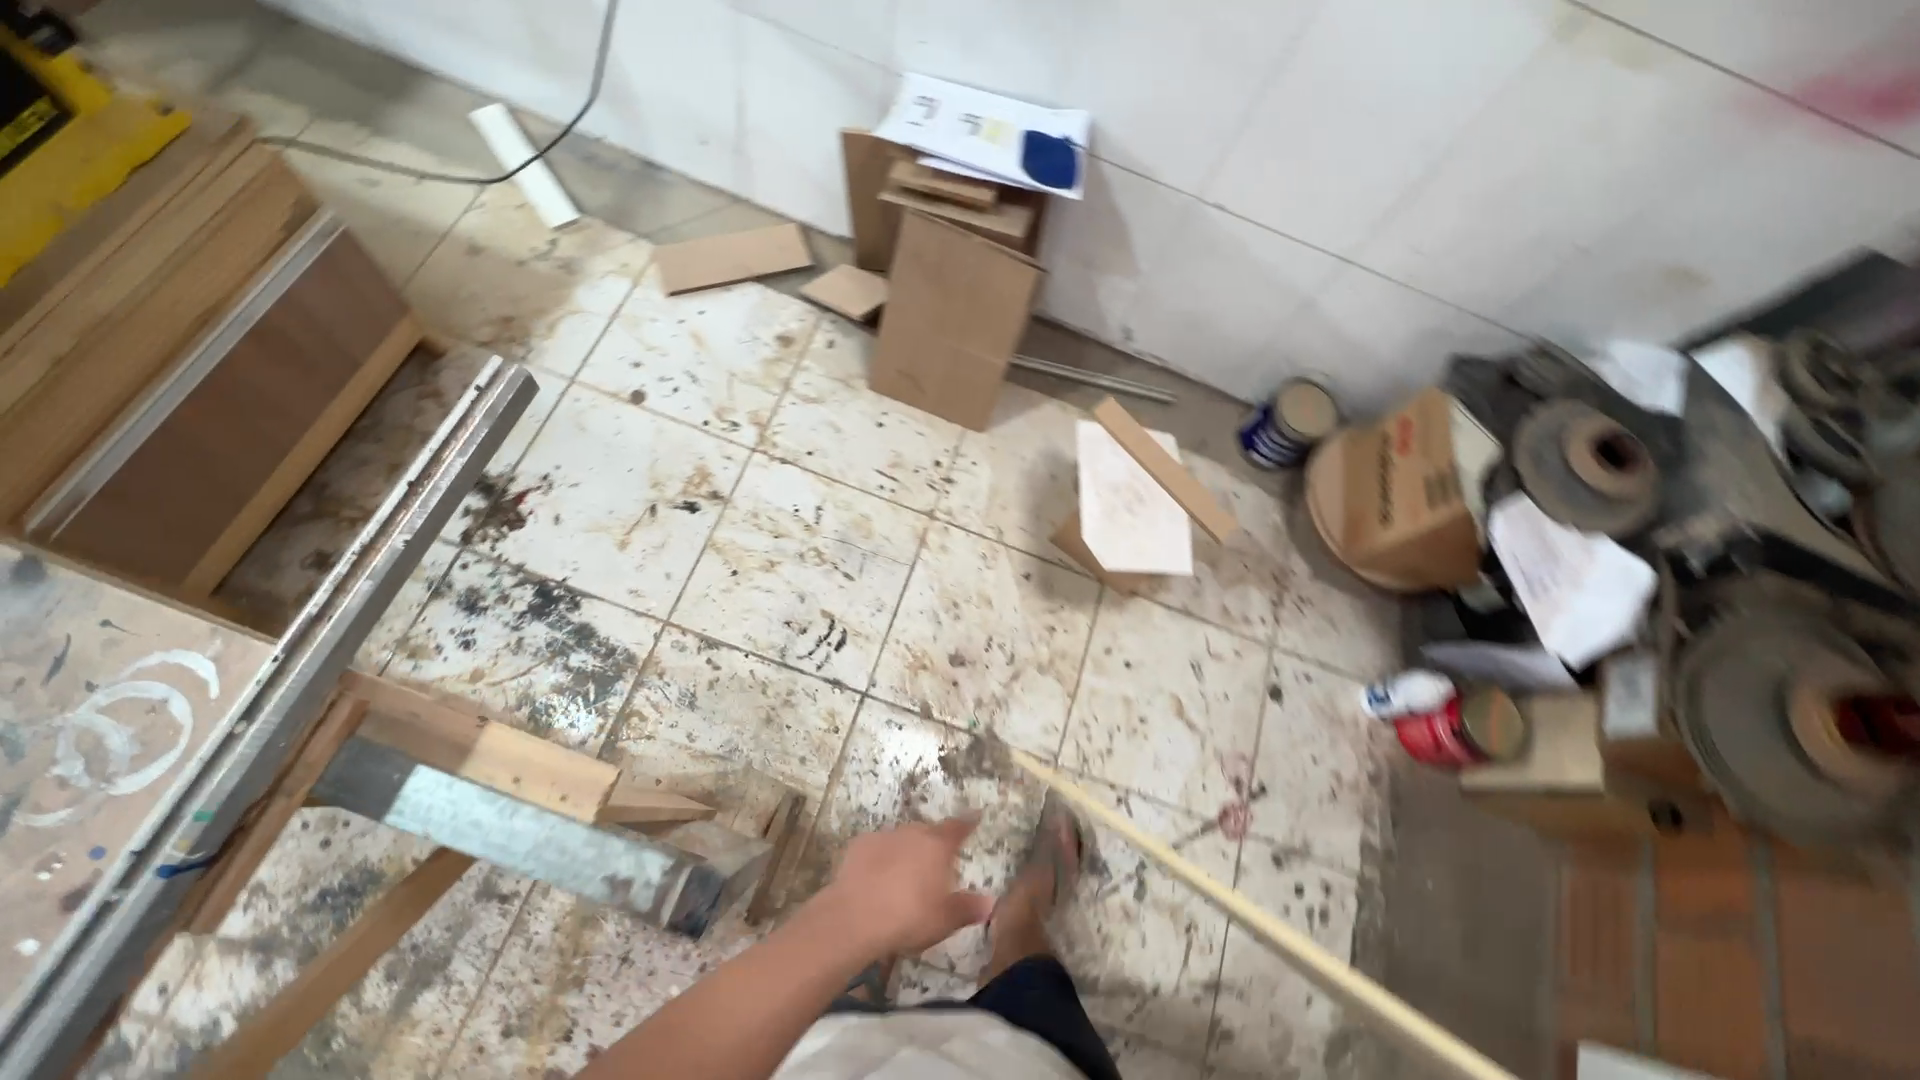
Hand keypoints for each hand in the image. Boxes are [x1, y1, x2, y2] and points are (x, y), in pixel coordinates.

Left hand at [816, 818, 993, 957]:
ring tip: (903, 876)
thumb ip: (968, 908)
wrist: (855, 918)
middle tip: (934, 864)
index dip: (967, 823)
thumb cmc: (909, 917)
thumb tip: (990, 902)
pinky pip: (876, 848)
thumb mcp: (944, 920)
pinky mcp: (858, 846)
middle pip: (927, 832)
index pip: (957, 828)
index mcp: (937, 847)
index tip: (975, 815)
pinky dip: (880, 858)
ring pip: (901, 839)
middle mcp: (912, 834)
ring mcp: (883, 837)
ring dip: (905, 851)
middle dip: (933, 843)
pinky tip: (876, 878)